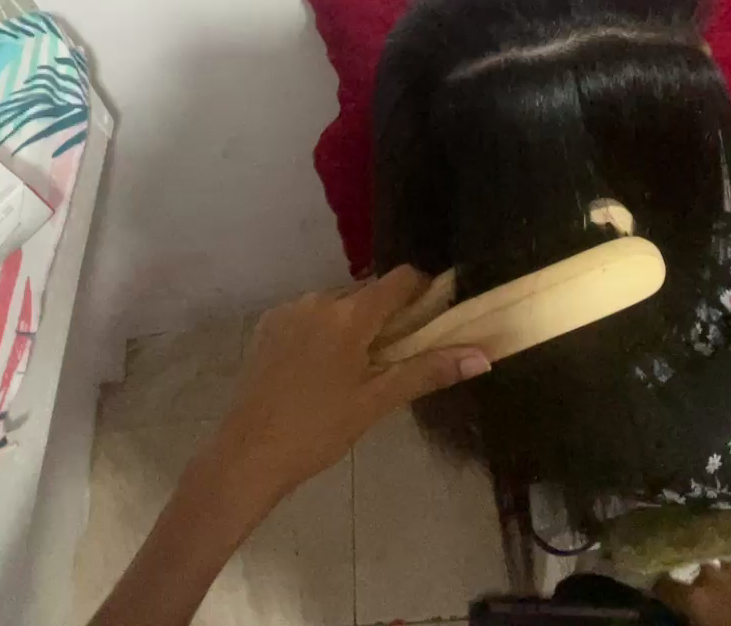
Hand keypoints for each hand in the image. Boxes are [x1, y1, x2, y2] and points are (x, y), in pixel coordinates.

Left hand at [201, 268, 491, 504]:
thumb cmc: (320, 430)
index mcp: (351, 314)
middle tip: (399, 349)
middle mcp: (320, 298)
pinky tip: (320, 366)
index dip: (423, 289)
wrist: (248, 451)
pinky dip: (323, 327)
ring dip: (354, 320)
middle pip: (369, 290)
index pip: (400, 279)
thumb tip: (482, 356)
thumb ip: (428, 371)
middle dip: (389, 312)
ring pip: (338, 301)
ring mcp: (290, 308)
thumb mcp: (377, 401)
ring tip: (358, 363)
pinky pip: (309, 312)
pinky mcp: (269, 322)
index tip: (436, 311)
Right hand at [653, 557, 730, 625]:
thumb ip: (698, 621)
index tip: (656, 589)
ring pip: (716, 568)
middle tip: (706, 605)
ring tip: (729, 596)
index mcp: (698, 600)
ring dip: (719, 581)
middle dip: (696, 588)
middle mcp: (711, 576)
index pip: (664, 586)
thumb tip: (688, 617)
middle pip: (693, 576)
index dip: (659, 588)